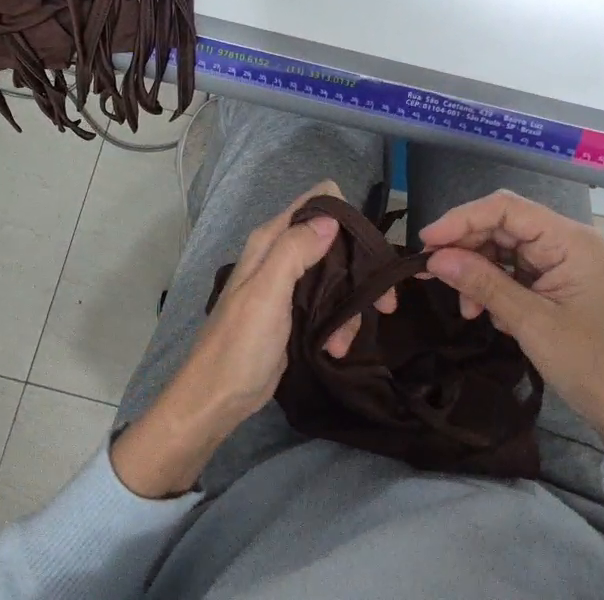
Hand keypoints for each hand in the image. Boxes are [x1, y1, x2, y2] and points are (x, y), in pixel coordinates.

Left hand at [111, 182, 397, 498]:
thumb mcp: (267, 292)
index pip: (315, 205)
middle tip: (385, 301)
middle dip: (360, 270)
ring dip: (350, 307)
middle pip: (334, 243)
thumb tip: (331, 217)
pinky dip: (338, 325)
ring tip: (346, 340)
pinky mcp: (295, 314)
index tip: (372, 246)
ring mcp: (288, 286)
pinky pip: (329, 306)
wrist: (218, 398)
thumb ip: (295, 250)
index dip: (347, 218)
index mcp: (270, 242)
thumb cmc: (239, 343)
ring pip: (336, 278)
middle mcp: (280, 256)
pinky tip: (336, 348)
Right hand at [421, 191, 603, 523]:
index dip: (462, 219)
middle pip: (501, 225)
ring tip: (465, 308)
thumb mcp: (530, 323)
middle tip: (431, 271)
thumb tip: (435, 258)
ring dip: (476, 272)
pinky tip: (484, 313)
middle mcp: (564, 241)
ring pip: (502, 248)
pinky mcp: (554, 283)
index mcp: (569, 240)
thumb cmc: (589, 365)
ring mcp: (559, 262)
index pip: (506, 208)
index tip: (426, 241)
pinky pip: (511, 270)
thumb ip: (483, 284)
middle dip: (465, 247)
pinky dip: (491, 287)